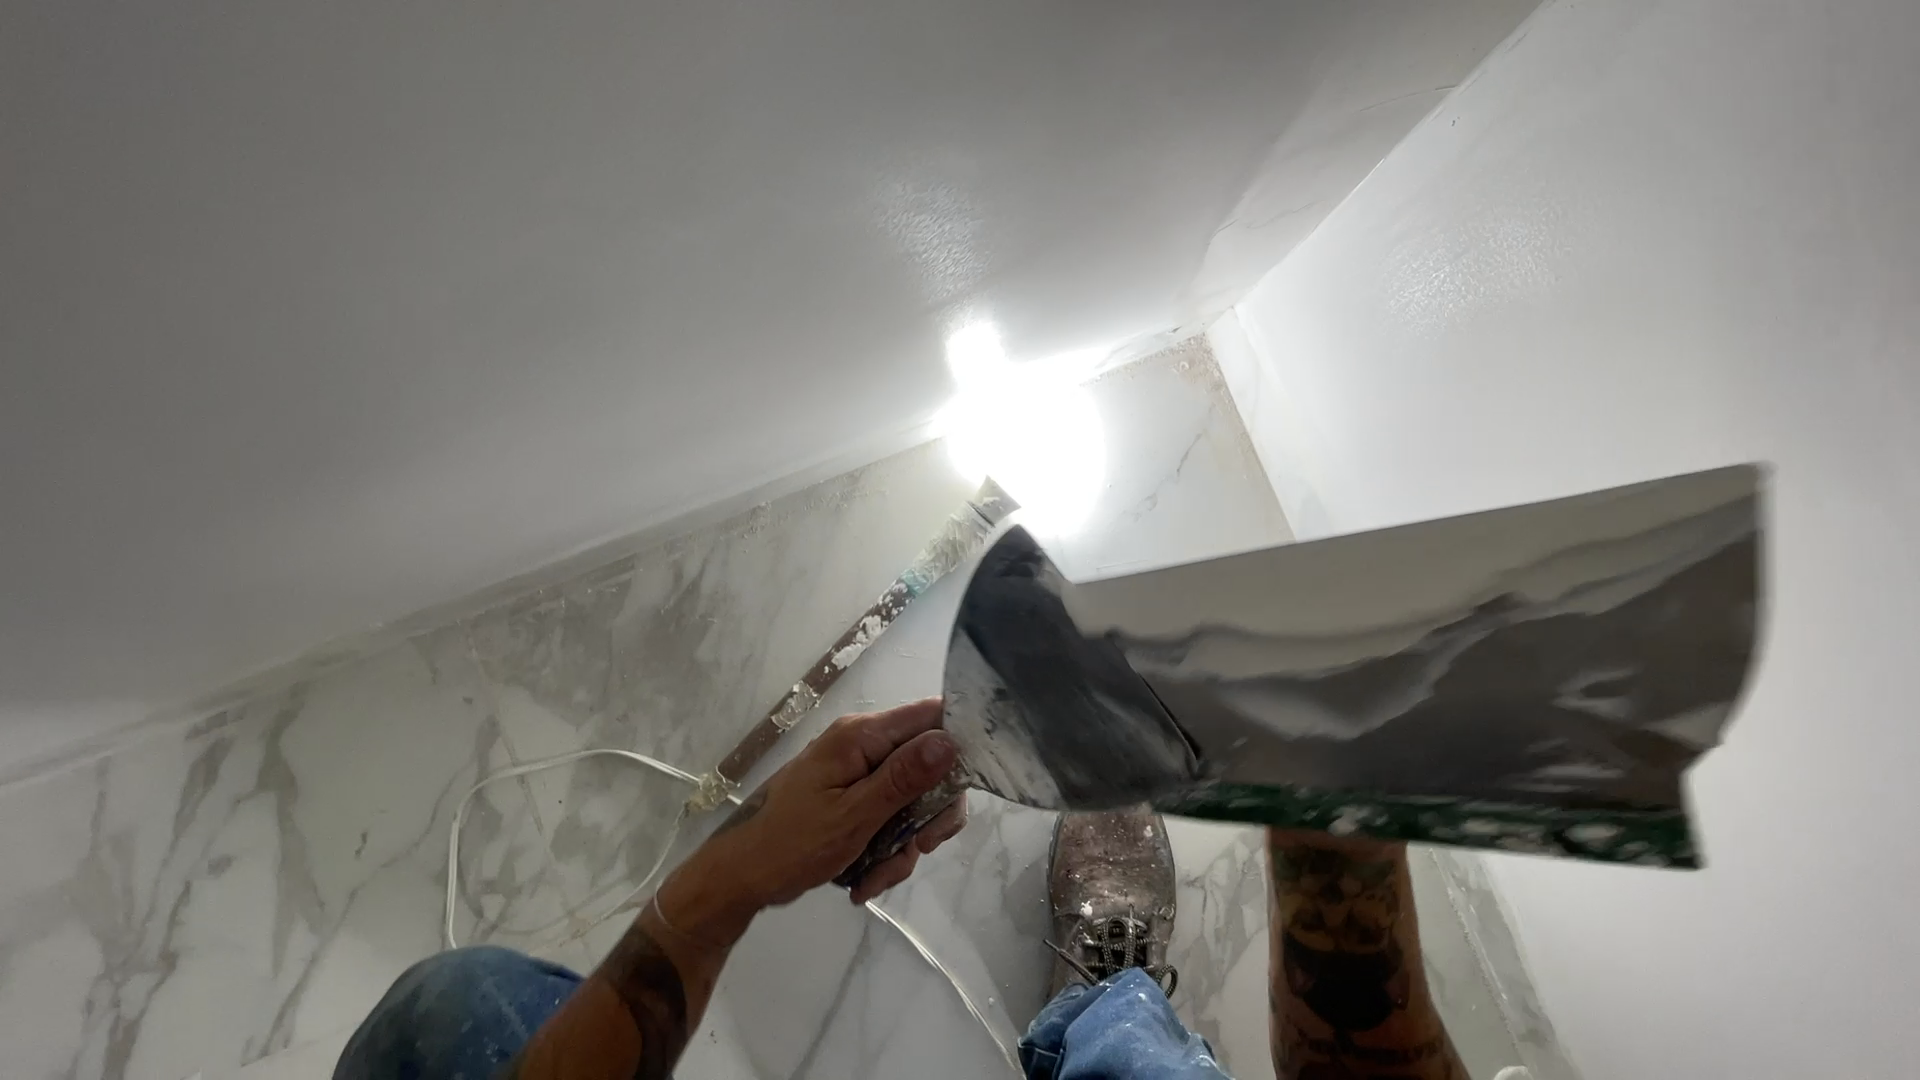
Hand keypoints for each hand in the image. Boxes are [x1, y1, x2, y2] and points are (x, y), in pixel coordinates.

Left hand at [686, 698, 967, 913]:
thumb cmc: (792, 844)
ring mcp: (859, 771)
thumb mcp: (853, 816)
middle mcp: (864, 744)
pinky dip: (887, 850)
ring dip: (906, 843)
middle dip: (930, 814)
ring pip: (913, 799)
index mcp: (862, 736)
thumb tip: (951, 741)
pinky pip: (891, 816)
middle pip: (929, 765)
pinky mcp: (854, 796)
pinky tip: (866, 879)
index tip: (965, 788)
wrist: (741, 877)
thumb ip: (903, 778)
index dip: (958, 744)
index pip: (930, 715)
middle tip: (921, 849)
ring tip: (878, 878)